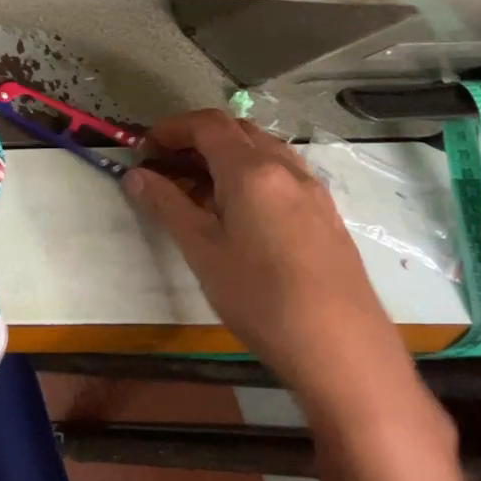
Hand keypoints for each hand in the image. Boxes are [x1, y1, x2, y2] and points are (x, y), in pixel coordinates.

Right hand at [122, 109, 389, 382]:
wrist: (345, 356)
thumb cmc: (261, 298)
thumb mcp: (200, 250)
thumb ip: (166, 204)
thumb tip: (136, 175)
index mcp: (253, 172)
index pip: (207, 124)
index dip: (170, 128)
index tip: (144, 150)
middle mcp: (288, 172)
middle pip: (238, 131)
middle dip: (196, 138)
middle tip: (166, 166)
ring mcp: (314, 195)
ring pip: (264, 151)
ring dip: (225, 155)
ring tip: (197, 189)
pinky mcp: (328, 219)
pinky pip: (283, 176)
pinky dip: (251, 176)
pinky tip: (236, 213)